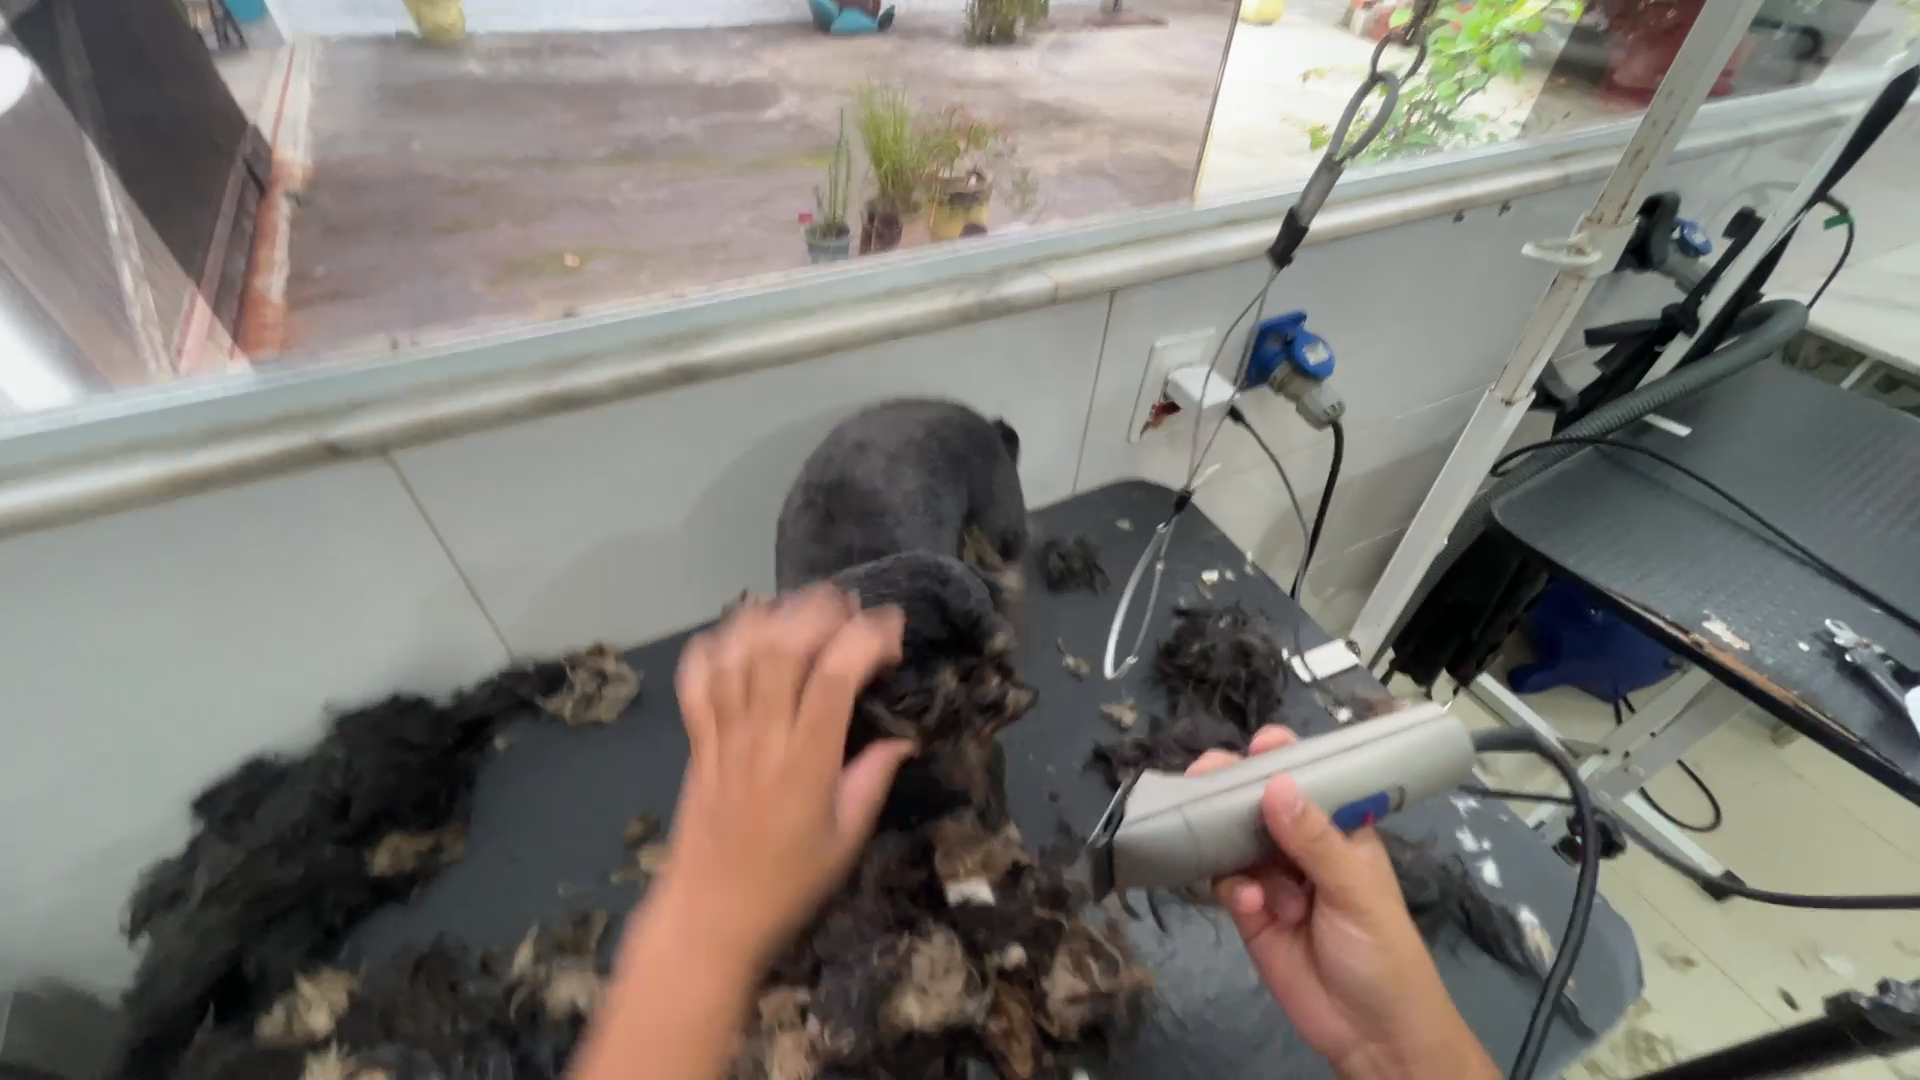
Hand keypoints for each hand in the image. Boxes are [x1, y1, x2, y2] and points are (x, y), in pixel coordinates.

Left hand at [659, 585, 914, 968]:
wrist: (708, 917)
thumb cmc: (789, 883)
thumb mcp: (848, 837)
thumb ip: (874, 777)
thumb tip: (904, 736)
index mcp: (806, 763)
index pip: (833, 678)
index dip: (866, 638)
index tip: (892, 629)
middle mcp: (760, 738)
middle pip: (779, 649)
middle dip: (817, 611)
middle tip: (849, 605)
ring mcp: (722, 735)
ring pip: (737, 654)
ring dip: (770, 617)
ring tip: (802, 607)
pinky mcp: (696, 741)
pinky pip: (696, 681)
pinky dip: (715, 645)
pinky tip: (740, 633)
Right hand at [1188, 726, 1497, 1079]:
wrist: (1372, 1039)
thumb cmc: (1384, 955)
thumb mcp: (1356, 892)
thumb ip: (1315, 840)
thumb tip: (1277, 784)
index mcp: (1338, 831)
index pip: (1311, 781)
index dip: (1285, 758)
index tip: (1260, 745)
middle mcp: (1300, 845)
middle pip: (1259, 801)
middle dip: (1233, 785)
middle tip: (1205, 773)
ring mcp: (1271, 875)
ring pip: (1233, 836)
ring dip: (1225, 836)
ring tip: (1212, 834)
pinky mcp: (1249, 908)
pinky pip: (1226, 881)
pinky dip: (1233, 888)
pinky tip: (1252, 906)